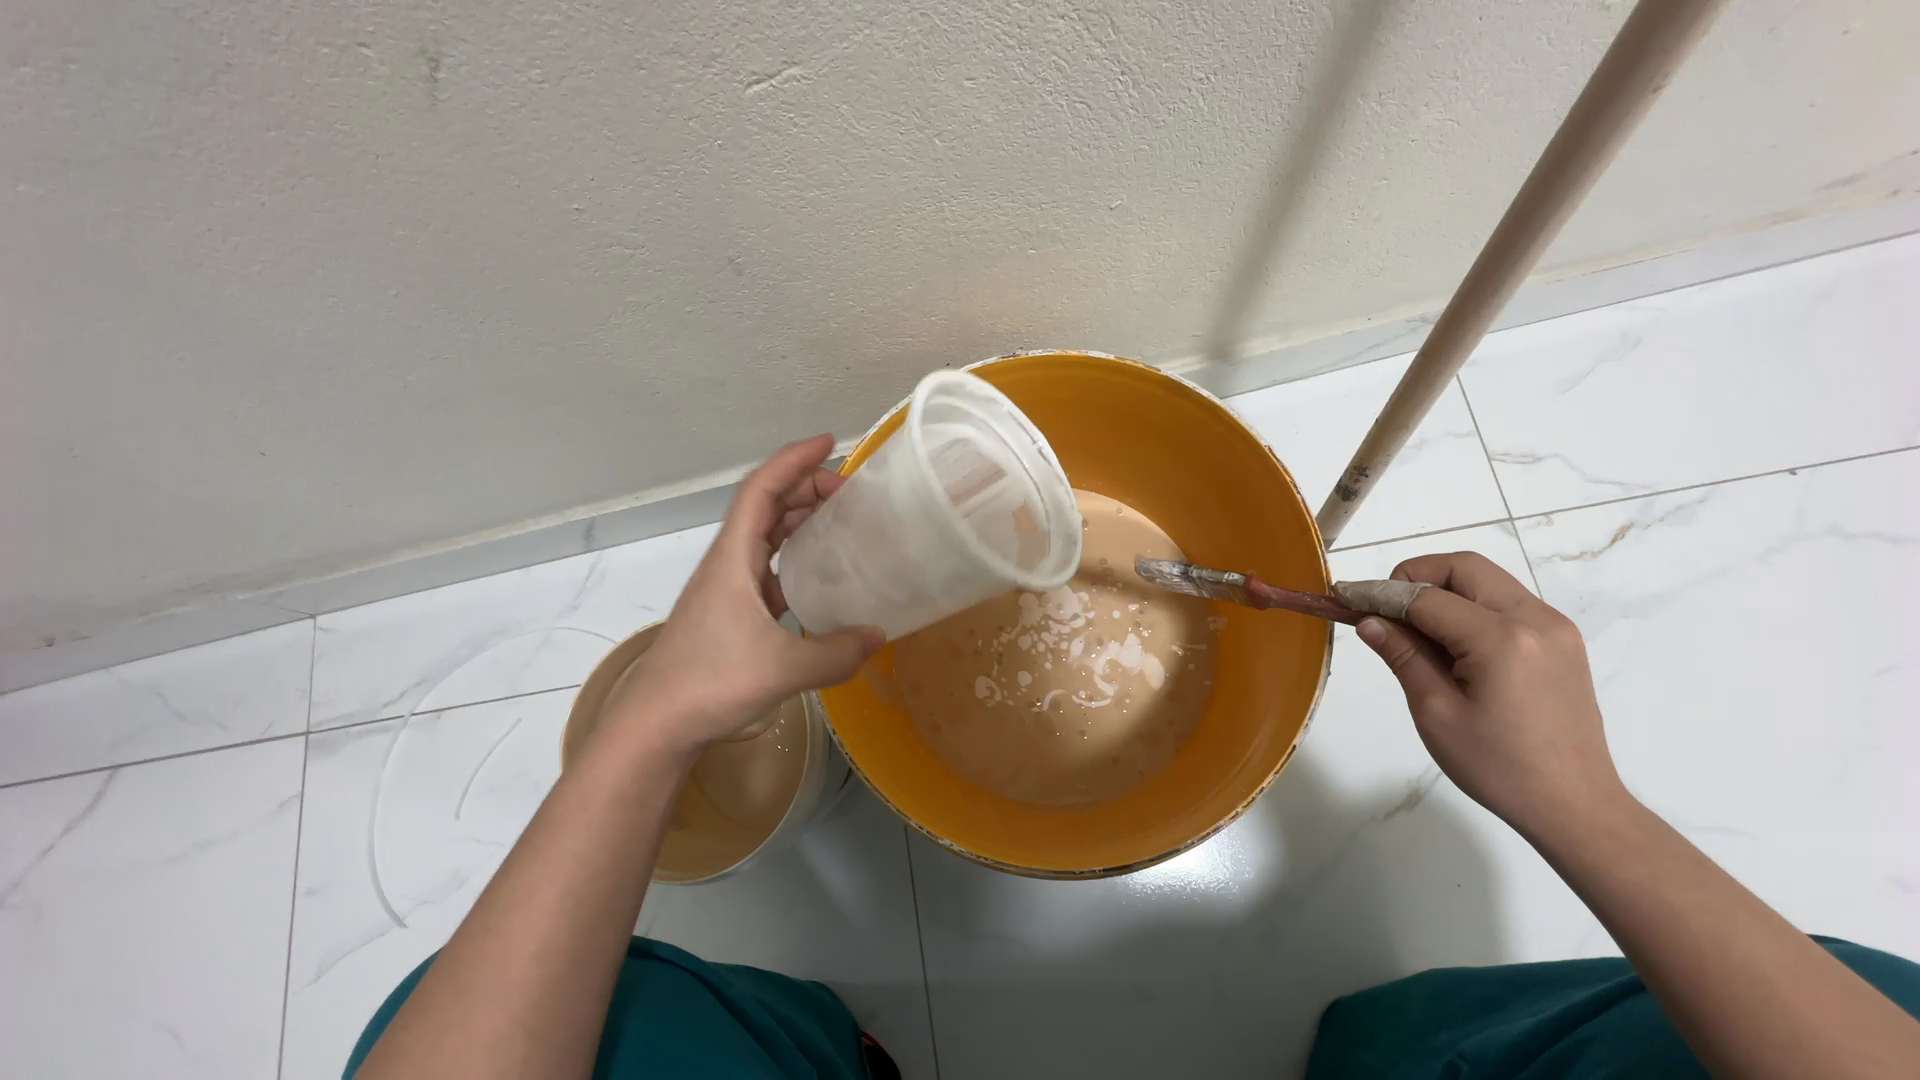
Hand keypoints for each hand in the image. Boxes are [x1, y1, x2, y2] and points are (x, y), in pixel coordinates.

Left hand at [606, 435, 884, 751]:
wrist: (656, 723)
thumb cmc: (711, 682)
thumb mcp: (784, 669)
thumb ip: (836, 654)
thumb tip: (878, 637)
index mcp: (733, 558)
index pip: (762, 489)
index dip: (795, 460)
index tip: (832, 443)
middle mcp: (728, 563)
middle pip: (766, 506)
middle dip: (805, 487)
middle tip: (849, 490)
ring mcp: (727, 588)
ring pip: (765, 536)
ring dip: (798, 519)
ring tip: (840, 520)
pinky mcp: (729, 613)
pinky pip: (767, 568)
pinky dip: (793, 557)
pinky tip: (819, 575)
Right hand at [1353, 551, 1628, 839]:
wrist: (1574, 805)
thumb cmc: (1497, 767)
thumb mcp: (1435, 713)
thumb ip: (1403, 656)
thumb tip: (1368, 620)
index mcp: (1501, 640)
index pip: (1426, 596)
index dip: (1380, 594)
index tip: (1344, 598)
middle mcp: (1535, 619)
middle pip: (1463, 567)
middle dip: (1414, 577)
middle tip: (1382, 610)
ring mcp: (1554, 627)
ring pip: (1486, 580)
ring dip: (1442, 590)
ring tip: (1412, 630)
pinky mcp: (1561, 640)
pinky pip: (1506, 602)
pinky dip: (1469, 606)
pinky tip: (1449, 643)